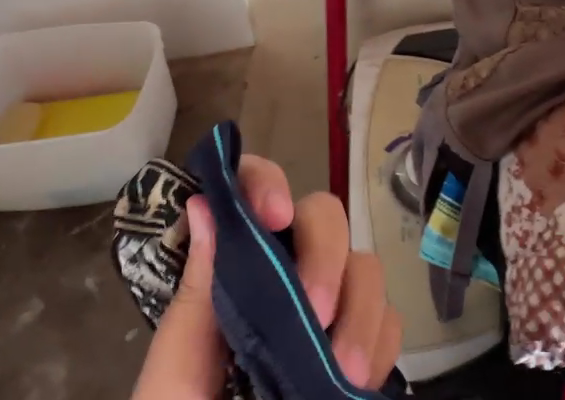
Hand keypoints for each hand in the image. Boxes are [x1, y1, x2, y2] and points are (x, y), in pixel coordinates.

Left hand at [131, 156, 401, 398]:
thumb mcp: (175, 384)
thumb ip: (194, 301)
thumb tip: (206, 206)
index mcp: (228, 280)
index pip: (249, 197)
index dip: (266, 184)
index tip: (274, 217)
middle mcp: (281, 282)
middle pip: (323, 218)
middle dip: (326, 254)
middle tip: (317, 312)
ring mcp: (326, 316)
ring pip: (365, 265)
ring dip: (361, 309)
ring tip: (345, 372)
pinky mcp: (361, 350)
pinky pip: (388, 319)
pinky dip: (381, 340)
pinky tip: (361, 379)